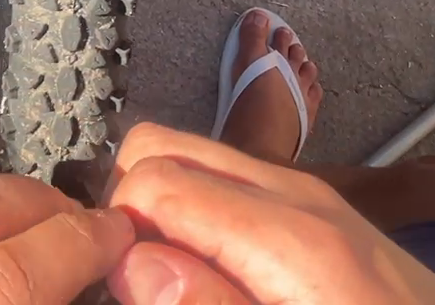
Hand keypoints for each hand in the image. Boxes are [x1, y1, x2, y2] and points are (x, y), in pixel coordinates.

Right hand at [104, 124, 434, 304]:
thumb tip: (128, 260)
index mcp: (288, 233)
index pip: (152, 179)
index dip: (121, 232)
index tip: (127, 290)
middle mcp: (289, 188)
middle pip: (158, 145)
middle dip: (127, 203)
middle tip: (141, 281)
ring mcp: (304, 190)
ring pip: (186, 156)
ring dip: (158, 208)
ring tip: (177, 280)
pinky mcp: (313, 206)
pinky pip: (222, 180)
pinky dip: (192, 209)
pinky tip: (213, 271)